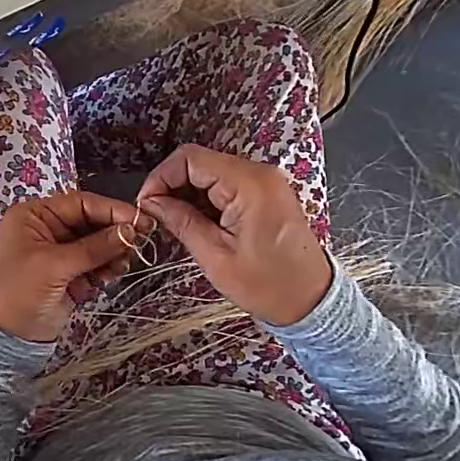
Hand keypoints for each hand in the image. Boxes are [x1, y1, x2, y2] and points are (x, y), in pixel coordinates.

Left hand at [0, 192, 149, 342]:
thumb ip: (94, 247)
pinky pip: (93, 264)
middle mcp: (45, 229)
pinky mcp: (65, 275)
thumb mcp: (53, 264)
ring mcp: (56, 253)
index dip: (112, 210)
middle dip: (114, 235)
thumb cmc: (16, 291)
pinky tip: (107, 278)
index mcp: (33, 215)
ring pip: (95, 244)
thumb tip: (130, 230)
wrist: (1, 336)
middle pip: (91, 223)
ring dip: (112, 254)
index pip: (80, 203)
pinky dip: (104, 269)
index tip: (141, 221)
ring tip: (119, 268)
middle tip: (138, 247)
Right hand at [135, 145, 332, 325]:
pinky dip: (203, 197)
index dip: (160, 177)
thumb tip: (151, 202)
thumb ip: (181, 221)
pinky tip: (195, 221)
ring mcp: (264, 182)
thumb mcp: (214, 256)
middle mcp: (259, 173)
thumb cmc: (266, 284)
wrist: (312, 302)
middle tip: (156, 215)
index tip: (147, 204)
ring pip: (209, 171)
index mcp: (249, 185)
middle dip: (171, 184)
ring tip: (174, 221)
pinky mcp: (265, 192)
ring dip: (186, 192)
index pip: (190, 159)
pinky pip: (224, 183)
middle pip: (199, 161)